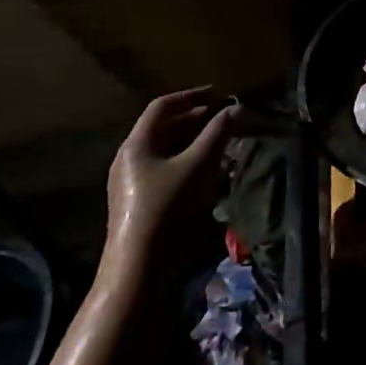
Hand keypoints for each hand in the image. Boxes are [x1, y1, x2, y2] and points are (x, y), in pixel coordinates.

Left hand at [104, 87, 237, 275]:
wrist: (139, 270)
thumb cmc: (167, 211)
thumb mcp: (197, 168)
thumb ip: (217, 135)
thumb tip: (236, 108)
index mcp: (136, 144)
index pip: (162, 107)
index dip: (191, 96)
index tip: (218, 94)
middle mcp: (129, 158)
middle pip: (164, 128)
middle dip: (196, 120)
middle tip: (225, 117)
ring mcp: (131, 183)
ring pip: (166, 151)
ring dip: (194, 142)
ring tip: (222, 142)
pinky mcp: (138, 203)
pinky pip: (165, 170)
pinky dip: (187, 162)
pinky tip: (208, 173)